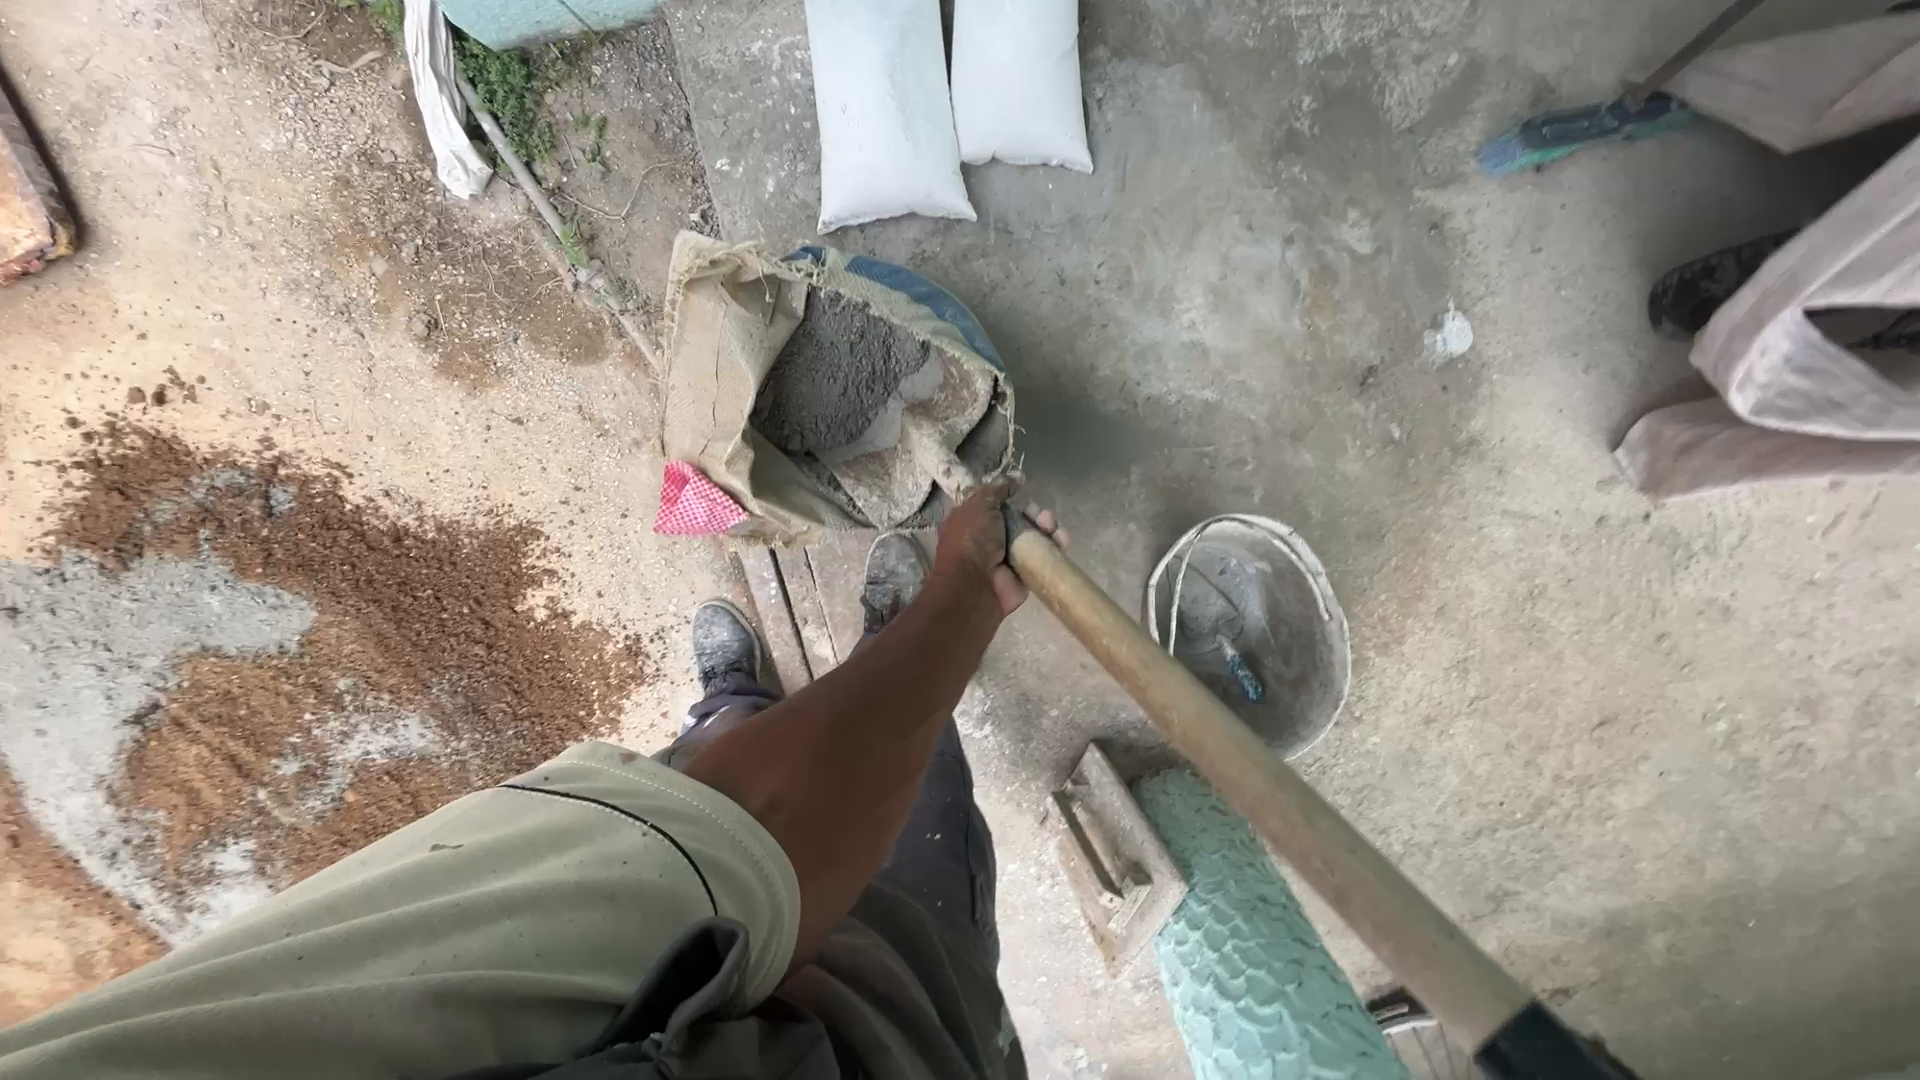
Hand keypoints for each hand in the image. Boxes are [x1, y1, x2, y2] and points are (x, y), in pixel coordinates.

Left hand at [933, 482, 1068, 616]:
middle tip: (1038, 515)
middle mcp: (990, 539)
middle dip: (1033, 513)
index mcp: (973, 521)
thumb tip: (1016, 479)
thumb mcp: (980, 504)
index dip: (1010, 498)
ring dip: (1046, 527)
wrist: (975, 584)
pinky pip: (1043, 556)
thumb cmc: (972, 539)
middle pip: (1020, 519)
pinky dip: (1055, 547)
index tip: (1021, 492)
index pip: (996, 505)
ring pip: (1034, 536)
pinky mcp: (1025, 574)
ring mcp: (1008, 557)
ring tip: (1050, 526)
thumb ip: (998, 490)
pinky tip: (1062, 539)